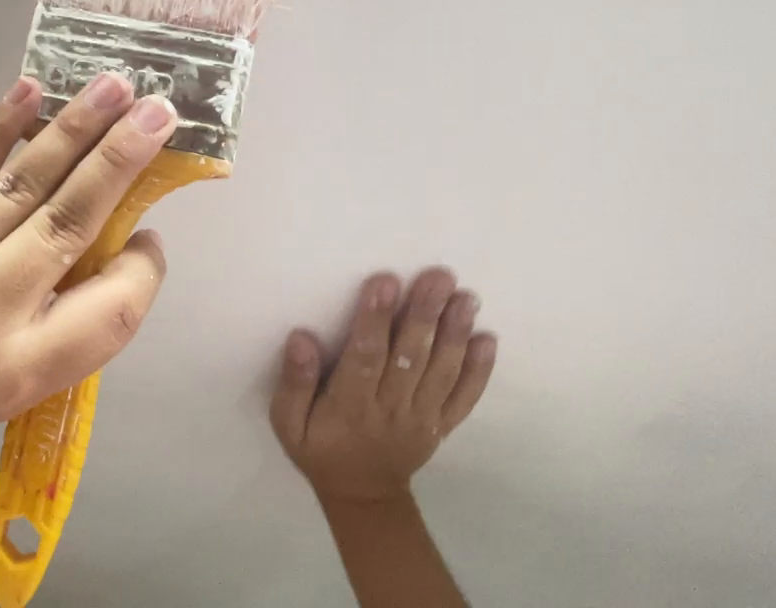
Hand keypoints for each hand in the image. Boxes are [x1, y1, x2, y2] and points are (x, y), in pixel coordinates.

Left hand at [0, 73, 178, 453]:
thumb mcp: (39, 379)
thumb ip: (95, 319)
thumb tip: (136, 235)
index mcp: (19, 367)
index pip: (104, 311)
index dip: (140, 270)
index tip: (155, 230)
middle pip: (63, 225)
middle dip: (117, 162)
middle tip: (158, 111)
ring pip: (19, 185)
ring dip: (71, 130)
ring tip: (114, 88)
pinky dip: (2, 126)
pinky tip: (33, 89)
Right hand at [270, 268, 495, 504]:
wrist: (363, 496)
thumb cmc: (318, 448)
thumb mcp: (287, 423)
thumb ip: (294, 382)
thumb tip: (301, 337)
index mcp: (350, 404)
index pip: (365, 355)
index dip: (375, 318)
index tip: (386, 282)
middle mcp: (391, 407)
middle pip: (409, 356)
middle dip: (425, 314)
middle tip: (439, 278)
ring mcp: (421, 417)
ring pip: (440, 372)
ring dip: (454, 333)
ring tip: (466, 297)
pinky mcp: (441, 424)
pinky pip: (463, 398)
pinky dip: (479, 370)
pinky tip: (487, 339)